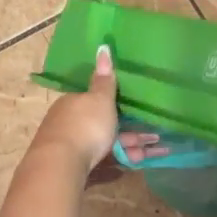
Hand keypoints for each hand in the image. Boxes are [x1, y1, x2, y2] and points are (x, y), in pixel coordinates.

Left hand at [32, 44, 166, 171]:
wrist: (61, 164)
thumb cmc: (85, 126)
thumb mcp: (100, 99)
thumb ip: (104, 79)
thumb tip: (103, 47)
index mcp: (74, 102)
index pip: (98, 101)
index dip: (121, 107)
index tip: (142, 114)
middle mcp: (70, 122)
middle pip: (105, 124)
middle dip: (131, 132)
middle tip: (156, 139)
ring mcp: (71, 145)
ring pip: (106, 144)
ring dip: (129, 148)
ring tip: (152, 155)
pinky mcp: (74, 166)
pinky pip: (100, 161)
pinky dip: (116, 163)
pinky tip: (128, 169)